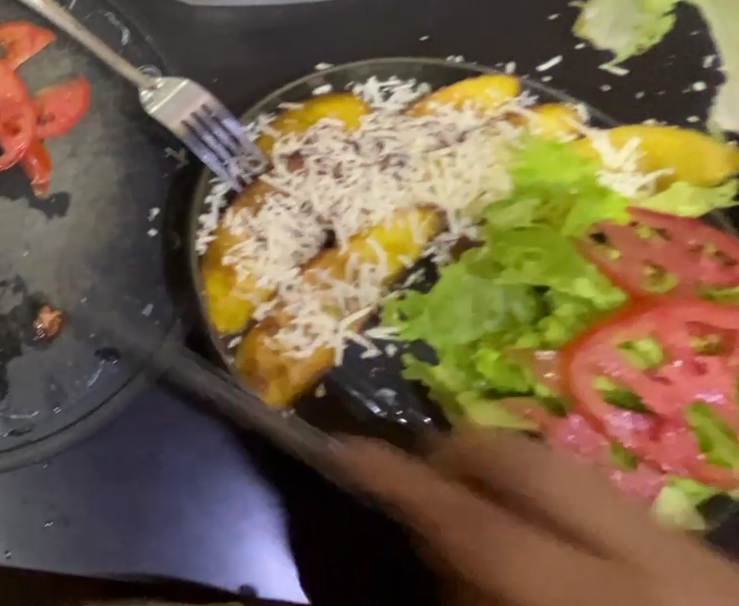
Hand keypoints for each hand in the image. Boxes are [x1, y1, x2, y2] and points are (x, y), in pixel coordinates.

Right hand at [340, 431, 738, 605]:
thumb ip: (471, 596)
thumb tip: (425, 543)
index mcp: (595, 600)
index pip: (472, 521)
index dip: (396, 479)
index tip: (338, 449)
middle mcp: (658, 567)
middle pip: (525, 463)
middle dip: (452, 454)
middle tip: (410, 475)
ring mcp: (701, 561)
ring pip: (571, 474)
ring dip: (505, 480)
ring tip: (475, 513)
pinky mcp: (720, 564)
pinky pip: (613, 505)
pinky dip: (559, 511)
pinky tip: (545, 550)